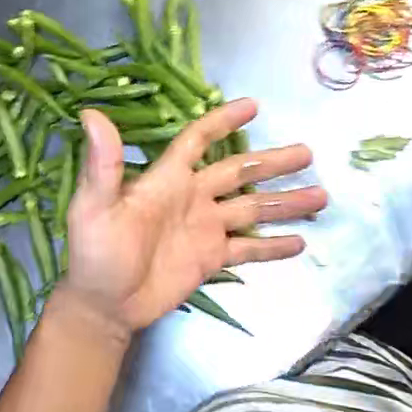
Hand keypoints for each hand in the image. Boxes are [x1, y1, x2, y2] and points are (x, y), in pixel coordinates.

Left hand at [54, 98, 327, 338]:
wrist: (104, 305)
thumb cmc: (95, 253)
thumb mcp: (95, 207)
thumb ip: (104, 165)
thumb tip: (91, 114)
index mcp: (168, 179)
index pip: (200, 140)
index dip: (223, 121)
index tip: (253, 106)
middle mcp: (193, 198)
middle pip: (240, 172)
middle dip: (273, 163)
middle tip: (307, 153)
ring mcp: (206, 229)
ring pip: (253, 209)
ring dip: (285, 203)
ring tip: (320, 196)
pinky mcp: (212, 259)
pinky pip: (248, 249)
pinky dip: (273, 246)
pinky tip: (300, 243)